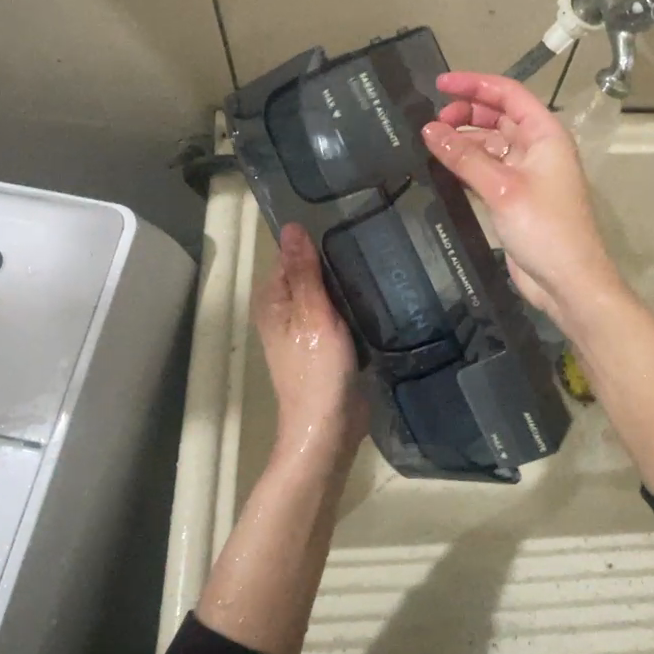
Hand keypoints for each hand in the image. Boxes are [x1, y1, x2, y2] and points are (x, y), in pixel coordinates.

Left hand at [254, 225, 366, 463]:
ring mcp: (306, 329)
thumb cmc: (317, 371)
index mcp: (273, 300)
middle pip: (311, 272)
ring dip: (348, 283)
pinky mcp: (327, 344)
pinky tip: (377, 295)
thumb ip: (304, 272)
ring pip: (328, 292)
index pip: (292, 254)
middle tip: (373, 241)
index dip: (316, 240)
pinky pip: (341, 312)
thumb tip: (291, 226)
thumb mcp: (312, 315)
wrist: (329, 428)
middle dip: (336, 260)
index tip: (349, 225)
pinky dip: (355, 305)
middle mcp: (285, 311)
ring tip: (380, 262)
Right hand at [420, 71, 627, 323]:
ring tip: (431, 143)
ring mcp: (527, 173)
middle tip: (432, 122)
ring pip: (491, 143)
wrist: (568, 281)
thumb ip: (464, 156)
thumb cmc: (544, 228)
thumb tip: (429, 129)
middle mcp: (538, 148)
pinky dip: (467, 164)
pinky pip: (488, 169)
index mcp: (545, 134)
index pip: (509, 94)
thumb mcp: (501, 188)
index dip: (475, 84)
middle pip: (499, 116)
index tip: (440, 84)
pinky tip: (443, 166)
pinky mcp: (515, 196)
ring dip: (464, 139)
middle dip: (466, 113)